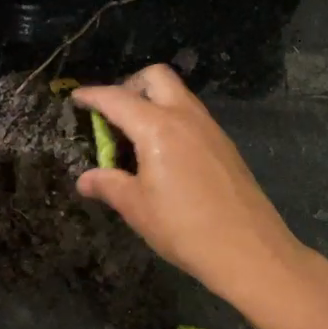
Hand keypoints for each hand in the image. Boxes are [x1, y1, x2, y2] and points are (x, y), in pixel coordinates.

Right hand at [75, 65, 317, 307]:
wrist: (251, 251)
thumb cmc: (185, 229)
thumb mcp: (137, 208)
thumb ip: (109, 185)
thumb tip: (85, 179)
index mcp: (157, 127)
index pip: (117, 99)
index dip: (92, 96)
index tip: (76, 97)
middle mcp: (184, 116)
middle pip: (155, 77)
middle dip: (130, 85)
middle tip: (114, 114)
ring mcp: (209, 128)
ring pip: (177, 94)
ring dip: (153, 101)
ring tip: (136, 136)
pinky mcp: (224, 144)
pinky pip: (191, 115)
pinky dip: (171, 119)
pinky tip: (165, 154)